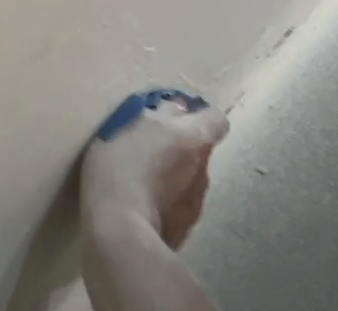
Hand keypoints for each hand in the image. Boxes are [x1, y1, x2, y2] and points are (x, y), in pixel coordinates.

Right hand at [80, 95, 229, 248]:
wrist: (120, 230)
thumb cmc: (122, 164)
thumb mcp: (133, 123)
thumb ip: (161, 112)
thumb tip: (178, 107)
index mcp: (195, 138)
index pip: (217, 119)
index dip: (201, 116)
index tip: (179, 117)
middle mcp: (204, 168)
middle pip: (200, 150)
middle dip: (180, 147)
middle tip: (149, 149)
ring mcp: (197, 202)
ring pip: (190, 179)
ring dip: (174, 176)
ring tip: (143, 182)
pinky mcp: (185, 229)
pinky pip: (180, 206)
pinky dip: (167, 203)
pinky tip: (143, 207)